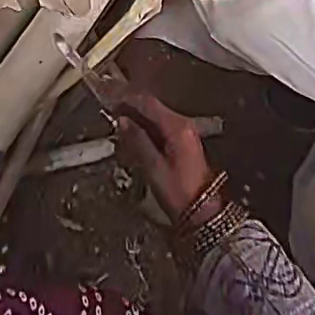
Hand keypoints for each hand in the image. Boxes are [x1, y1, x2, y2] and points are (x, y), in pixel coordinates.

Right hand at [114, 93, 218, 225]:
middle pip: (151, 107)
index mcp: (177, 127)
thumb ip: (137, 141)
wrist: (205, 215)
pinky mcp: (182, 144)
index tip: (109, 100)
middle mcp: (183, 125)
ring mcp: (184, 134)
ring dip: (136, 120)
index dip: (126, 99)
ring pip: (154, 118)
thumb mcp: (154, 168)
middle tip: (110, 112)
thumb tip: (122, 120)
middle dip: (129, 108)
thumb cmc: (180, 193)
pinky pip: (159, 129)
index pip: (147, 103)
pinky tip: (133, 139)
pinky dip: (144, 130)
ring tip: (118, 127)